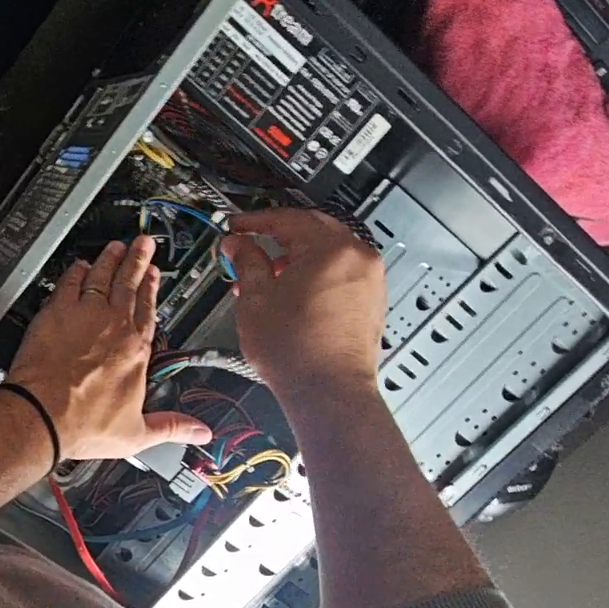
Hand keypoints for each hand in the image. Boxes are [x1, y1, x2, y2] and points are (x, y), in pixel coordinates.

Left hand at [3, 236, 212, 460]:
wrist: (42, 416)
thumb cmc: (81, 424)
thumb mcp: (136, 433)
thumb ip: (170, 427)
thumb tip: (198, 432)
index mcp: (135, 351)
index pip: (149, 310)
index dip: (152, 290)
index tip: (154, 276)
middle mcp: (113, 326)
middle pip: (129, 285)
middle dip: (138, 261)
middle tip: (143, 244)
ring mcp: (84, 317)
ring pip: (101, 278)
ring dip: (110, 260)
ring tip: (116, 247)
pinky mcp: (54, 315)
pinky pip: (68, 284)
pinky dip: (75, 272)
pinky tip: (77, 266)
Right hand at [222, 209, 387, 400]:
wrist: (327, 388)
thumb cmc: (296, 351)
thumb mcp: (255, 299)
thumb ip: (246, 262)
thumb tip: (239, 244)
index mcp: (330, 249)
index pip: (289, 219)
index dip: (256, 221)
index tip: (237, 226)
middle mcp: (358, 257)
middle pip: (313, 230)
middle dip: (277, 237)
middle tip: (249, 247)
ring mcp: (369, 279)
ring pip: (327, 253)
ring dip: (294, 258)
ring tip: (266, 278)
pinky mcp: (370, 299)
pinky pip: (338, 273)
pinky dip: (313, 275)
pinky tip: (289, 295)